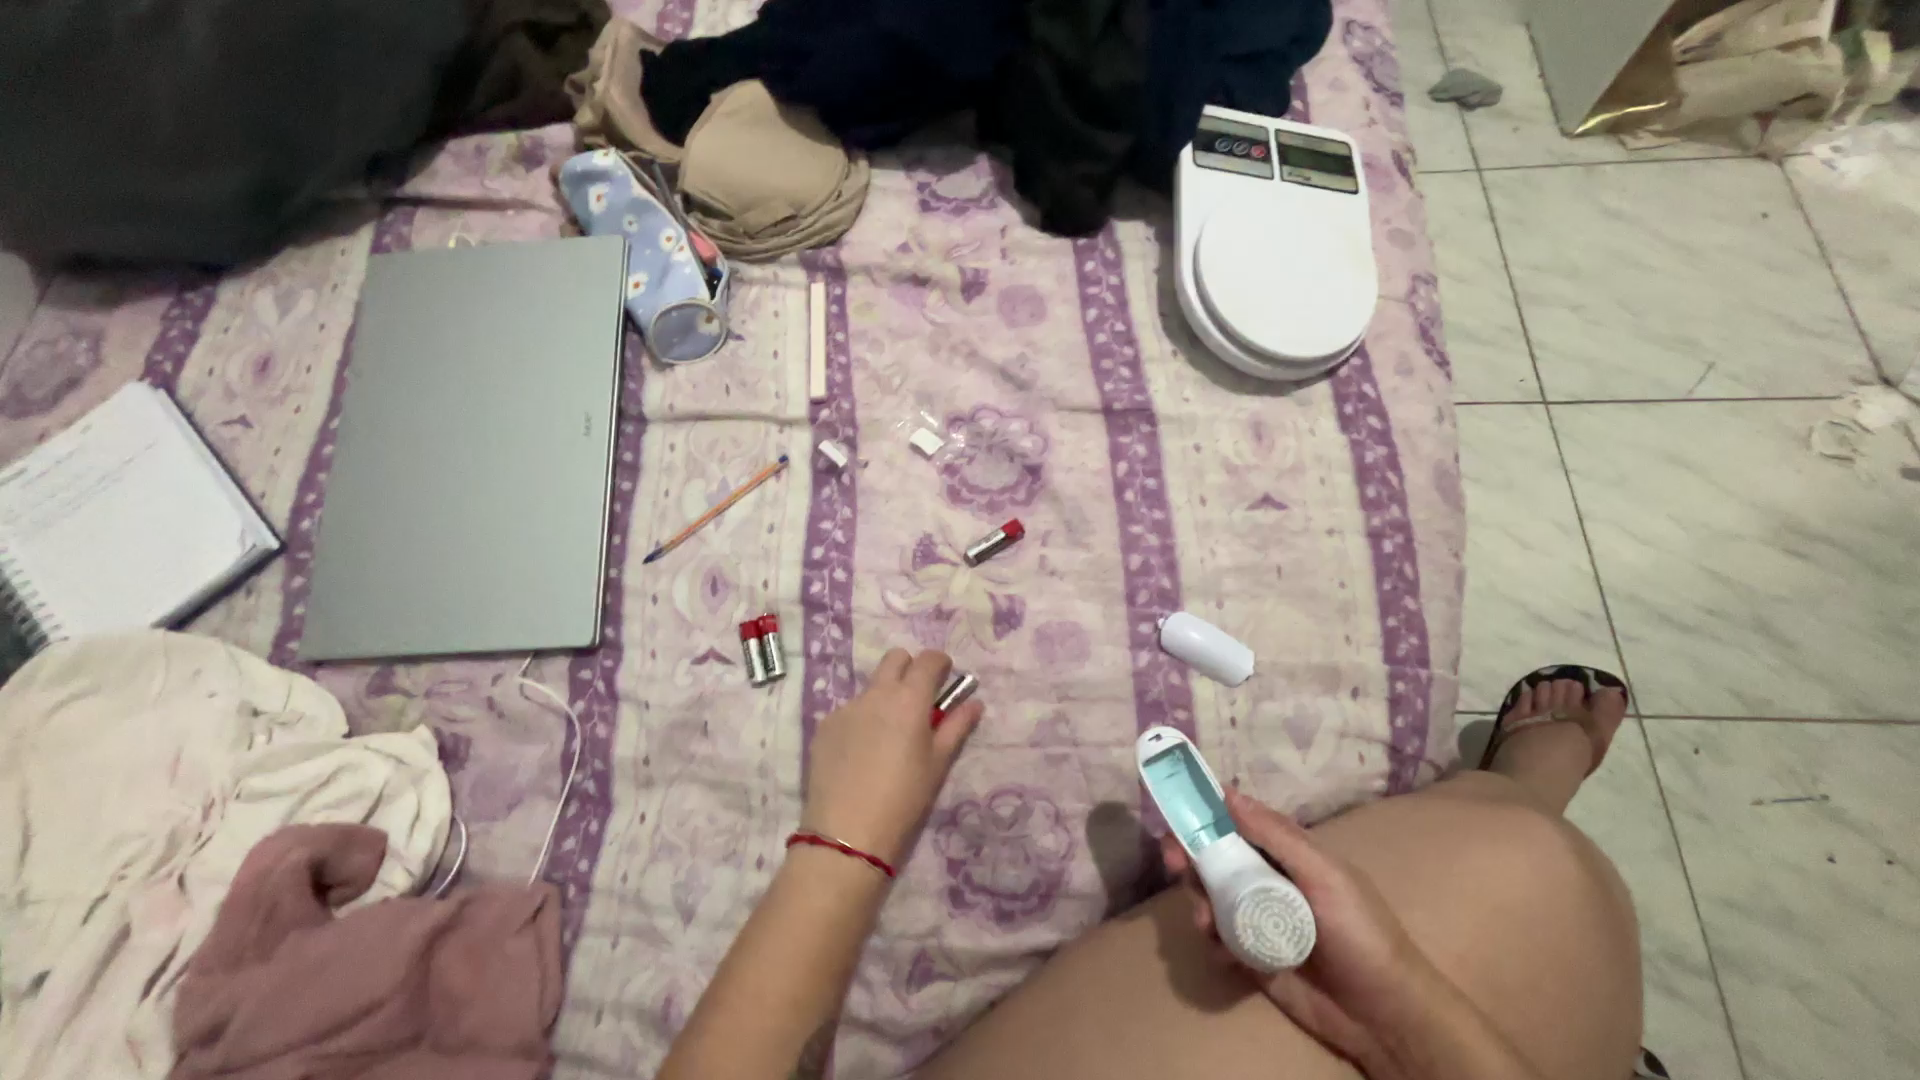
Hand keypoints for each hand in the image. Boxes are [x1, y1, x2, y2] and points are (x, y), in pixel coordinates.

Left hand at [801, 648, 983, 866]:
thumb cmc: (904, 798)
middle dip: (909, 669)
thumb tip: (974, 703)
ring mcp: (846, 707)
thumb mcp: (938, 764)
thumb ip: (956, 726)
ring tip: (888, 736)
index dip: (940, 663)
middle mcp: (876, 693)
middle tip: (918, 700)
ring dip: (884, 697)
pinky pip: (849, 711)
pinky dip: (861, 720)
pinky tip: (861, 754)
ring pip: (870, 687)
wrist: (848, 832)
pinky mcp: (824, 726)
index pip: (928, 659)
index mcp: (909, 699)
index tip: (945, 677)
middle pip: (894, 659)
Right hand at [1160, 789, 1436, 1072]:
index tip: (1177, 806)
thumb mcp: (1326, 876)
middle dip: (1190, 854)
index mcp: (1288, 854)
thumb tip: (1229, 794)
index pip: (1240, 821)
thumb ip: (1278, 836)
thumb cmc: (1362, 934)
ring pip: (1210, 895)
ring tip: (1205, 921)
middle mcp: (1268, 880)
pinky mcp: (1250, 955)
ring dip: (1198, 900)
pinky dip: (1212, 939)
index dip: (1208, 811)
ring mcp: (1257, 917)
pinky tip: (1223, 952)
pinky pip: (1217, 937)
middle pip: (1216, 856)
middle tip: (1173, 861)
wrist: (1383, 1016)